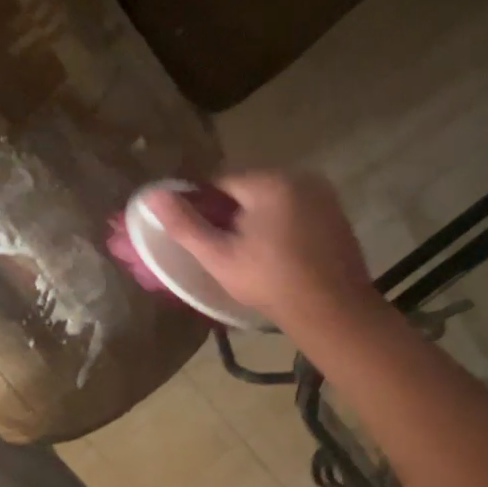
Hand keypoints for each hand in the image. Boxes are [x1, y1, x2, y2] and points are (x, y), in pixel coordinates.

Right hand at [143, 170, 380, 332]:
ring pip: (271, 200)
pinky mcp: (335, 213)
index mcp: (270, 182)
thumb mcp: (218, 256)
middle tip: (221, 249)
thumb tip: (152, 195)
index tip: (200, 236)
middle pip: (247, 188)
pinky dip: (279, 224)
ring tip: (247, 254)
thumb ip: (185, 224)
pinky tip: (275, 254)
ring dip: (254, 219)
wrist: (330, 309)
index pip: (219, 181)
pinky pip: (294, 210)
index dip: (203, 206)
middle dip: (230, 212)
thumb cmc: (268, 281)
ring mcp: (323, 194)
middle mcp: (301, 177)